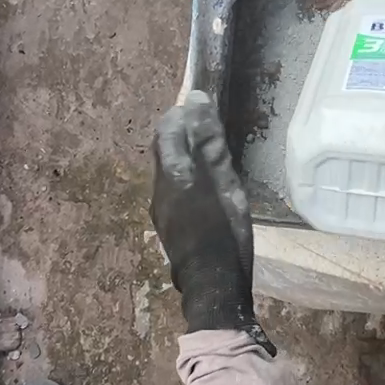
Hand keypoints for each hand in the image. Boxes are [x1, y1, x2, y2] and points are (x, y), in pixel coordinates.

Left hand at [150, 91, 270, 349]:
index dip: (182, 114)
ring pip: (168, 168)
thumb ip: (208, 143)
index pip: (167, 131)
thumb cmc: (224, 232)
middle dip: (181, 132)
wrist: (212, 285)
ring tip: (210, 151)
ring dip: (184, 153)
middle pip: (164, 149)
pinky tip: (206, 182)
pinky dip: (187, 174)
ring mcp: (162, 208)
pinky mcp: (168, 223)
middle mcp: (160, 188)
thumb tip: (196, 100)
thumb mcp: (224, 182)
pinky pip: (173, 186)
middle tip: (208, 125)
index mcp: (174, 174)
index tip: (202, 105)